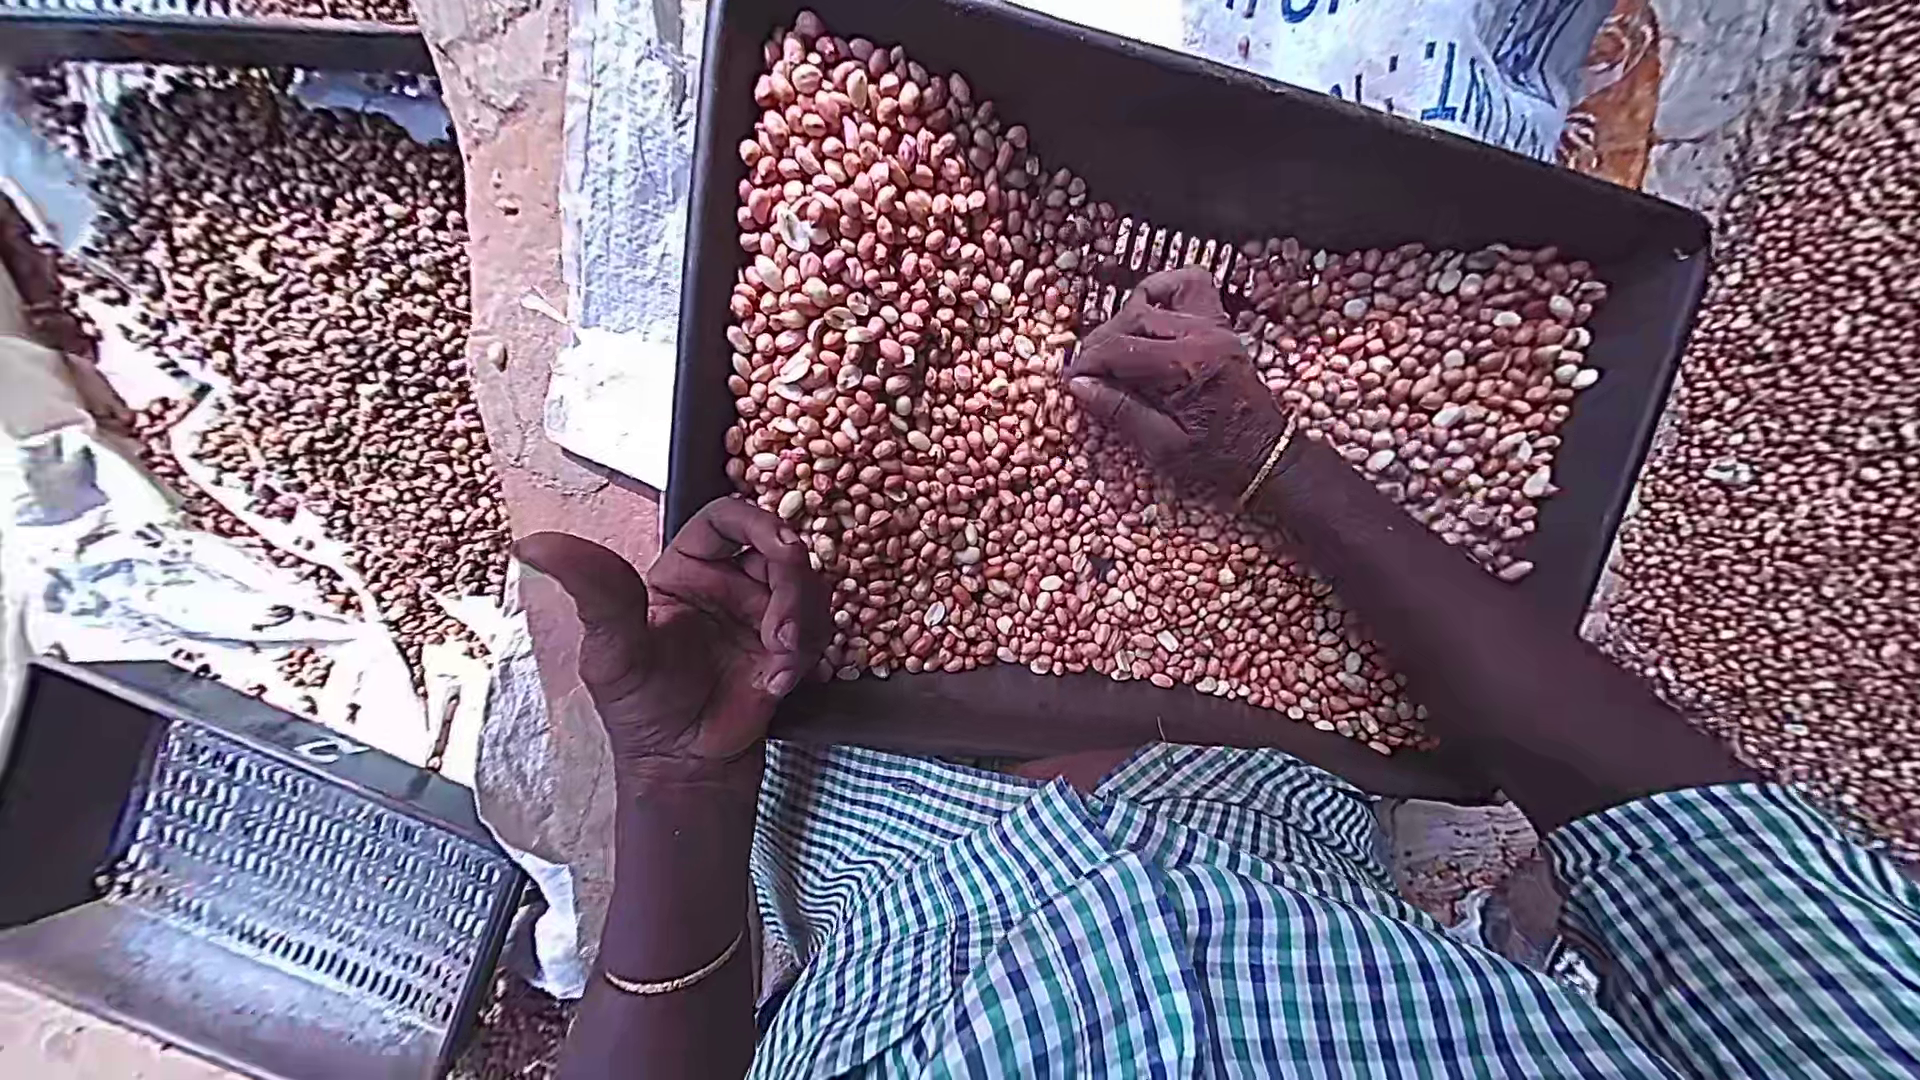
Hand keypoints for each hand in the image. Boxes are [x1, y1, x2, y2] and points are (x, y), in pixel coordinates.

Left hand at [517, 496, 829, 789]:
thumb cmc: (642, 706)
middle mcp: (731, 581)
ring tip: (778, 660)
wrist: (685, 763)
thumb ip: (595, 592)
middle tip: (784, 629)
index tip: (783, 548)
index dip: (759, 523)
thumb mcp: (615, 650)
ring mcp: (765, 611)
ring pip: (809, 586)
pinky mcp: (790, 641)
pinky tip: (778, 679)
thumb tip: (533, 543)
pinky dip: (806, 651)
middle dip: (794, 585)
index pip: (727, 520)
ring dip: (803, 620)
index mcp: (687, 568)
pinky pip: (821, 625)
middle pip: (782, 551)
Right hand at [1067, 266, 1289, 506]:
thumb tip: (1079, 386)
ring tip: (1114, 350)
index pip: (1120, 348)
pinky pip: (1189, 287)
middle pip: (1134, 317)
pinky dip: (1161, 293)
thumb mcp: (1161, 446)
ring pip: (1156, 296)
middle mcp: (1202, 336)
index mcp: (1186, 367)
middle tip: (1086, 371)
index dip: (1087, 362)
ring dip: (1126, 318)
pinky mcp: (1219, 326)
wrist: (1264, 454)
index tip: (1070, 380)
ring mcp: (1214, 325)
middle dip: (1101, 342)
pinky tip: (1146, 318)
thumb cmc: (1213, 458)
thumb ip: (1121, 411)